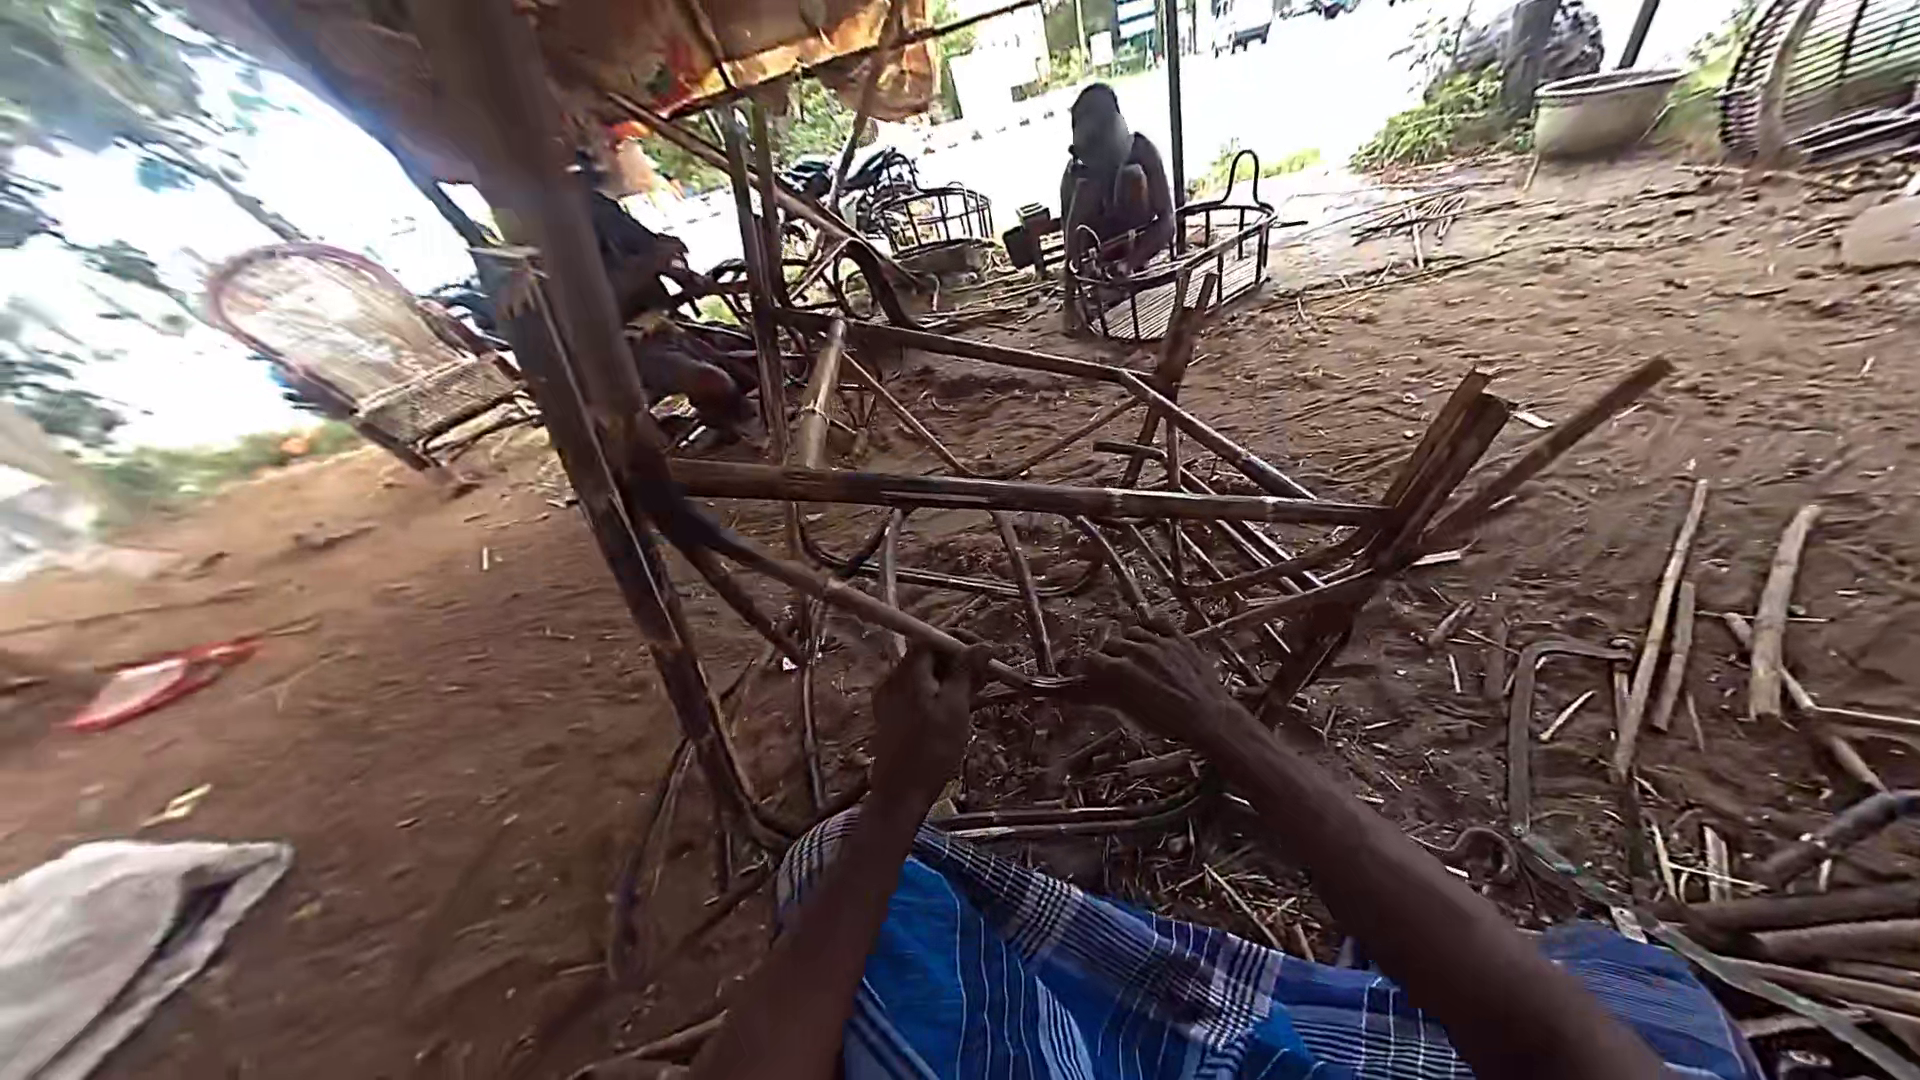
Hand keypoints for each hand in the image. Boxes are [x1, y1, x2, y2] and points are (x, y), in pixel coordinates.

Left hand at [869, 644, 987, 811]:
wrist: (901, 793)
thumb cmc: (932, 749)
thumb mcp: (956, 707)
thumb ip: (967, 671)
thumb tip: (984, 645)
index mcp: (908, 672)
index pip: (931, 638)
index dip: (959, 639)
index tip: (984, 650)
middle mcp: (894, 678)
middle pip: (928, 655)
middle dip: (958, 660)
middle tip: (986, 674)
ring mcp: (891, 697)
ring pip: (925, 675)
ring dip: (952, 677)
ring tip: (978, 692)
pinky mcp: (892, 715)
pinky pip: (918, 692)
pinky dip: (939, 692)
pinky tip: (959, 707)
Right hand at [1073, 617, 1253, 747]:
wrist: (1208, 716)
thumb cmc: (1168, 721)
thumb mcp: (1130, 712)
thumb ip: (1104, 696)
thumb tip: (1081, 693)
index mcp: (1121, 670)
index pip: (1092, 659)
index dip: (1089, 667)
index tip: (1090, 672)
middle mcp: (1137, 650)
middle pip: (1110, 643)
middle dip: (1108, 655)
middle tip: (1112, 667)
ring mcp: (1160, 641)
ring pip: (1132, 630)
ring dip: (1128, 641)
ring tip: (1133, 653)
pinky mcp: (1179, 638)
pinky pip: (1158, 622)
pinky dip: (1151, 628)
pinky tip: (1151, 638)